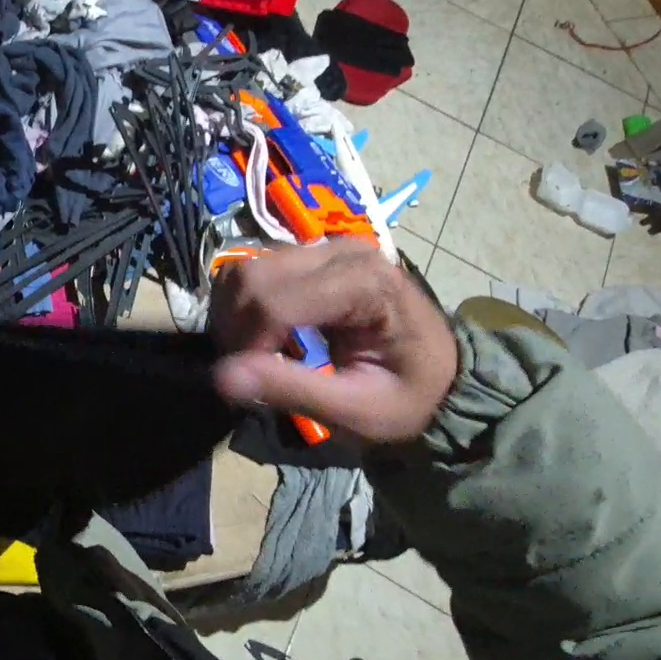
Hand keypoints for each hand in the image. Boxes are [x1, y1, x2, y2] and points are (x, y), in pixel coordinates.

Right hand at [209, 239, 457, 442]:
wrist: (440, 380)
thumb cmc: (406, 399)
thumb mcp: (356, 410)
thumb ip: (290, 389)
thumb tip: (220, 377)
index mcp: (366, 283)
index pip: (273, 301)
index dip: (247, 344)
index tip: (250, 383)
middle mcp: (342, 252)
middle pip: (251, 277)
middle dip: (235, 328)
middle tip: (245, 370)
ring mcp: (323, 248)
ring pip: (243, 271)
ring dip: (233, 316)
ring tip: (252, 353)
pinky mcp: (308, 255)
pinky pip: (252, 271)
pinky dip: (241, 306)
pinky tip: (259, 334)